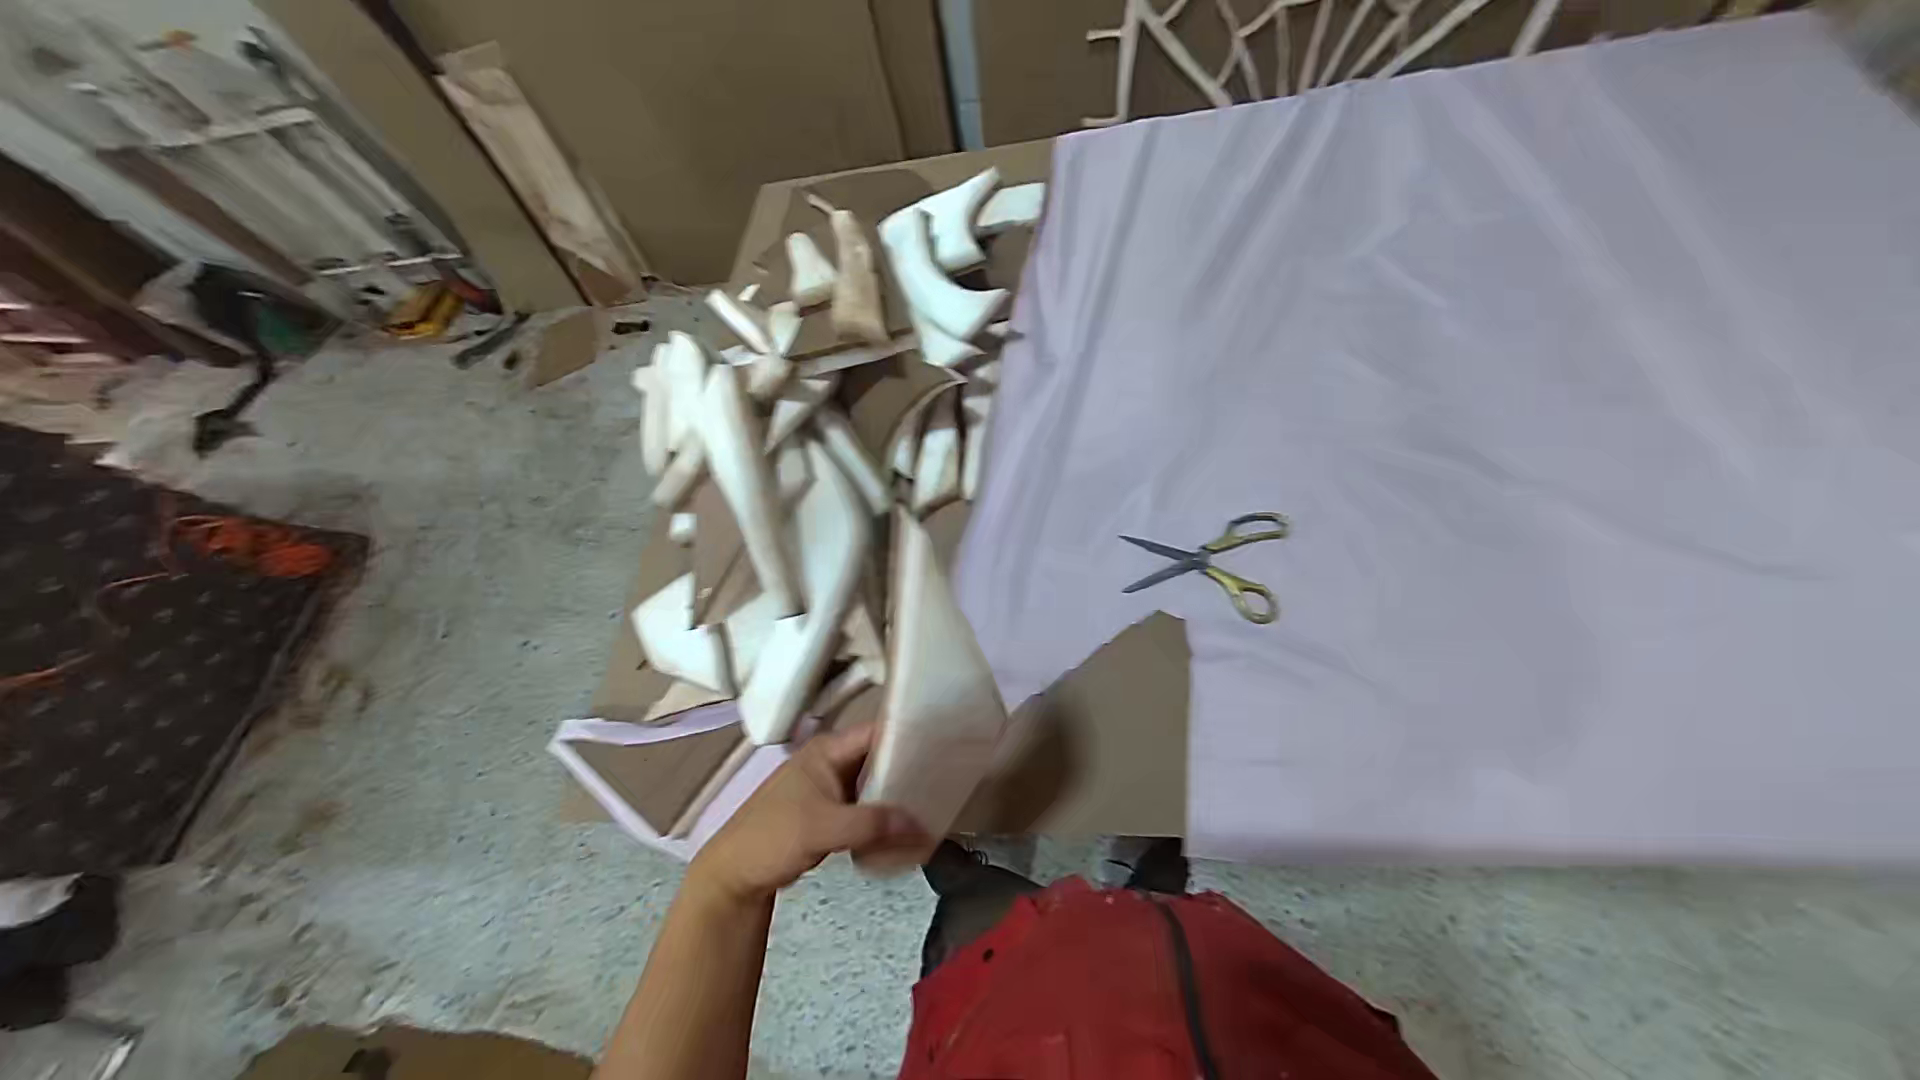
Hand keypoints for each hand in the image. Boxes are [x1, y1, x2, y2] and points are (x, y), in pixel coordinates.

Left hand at [688, 725, 927, 902]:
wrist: (734, 874)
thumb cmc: (773, 837)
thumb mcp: (823, 828)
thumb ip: (872, 823)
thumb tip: (923, 825)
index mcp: (828, 749)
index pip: (877, 731)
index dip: (908, 735)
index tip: (942, 746)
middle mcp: (832, 760)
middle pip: (879, 756)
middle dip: (909, 768)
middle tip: (946, 780)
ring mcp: (831, 785)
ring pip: (874, 783)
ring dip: (897, 794)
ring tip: (934, 803)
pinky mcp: (831, 810)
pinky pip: (866, 806)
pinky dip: (883, 815)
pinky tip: (907, 827)